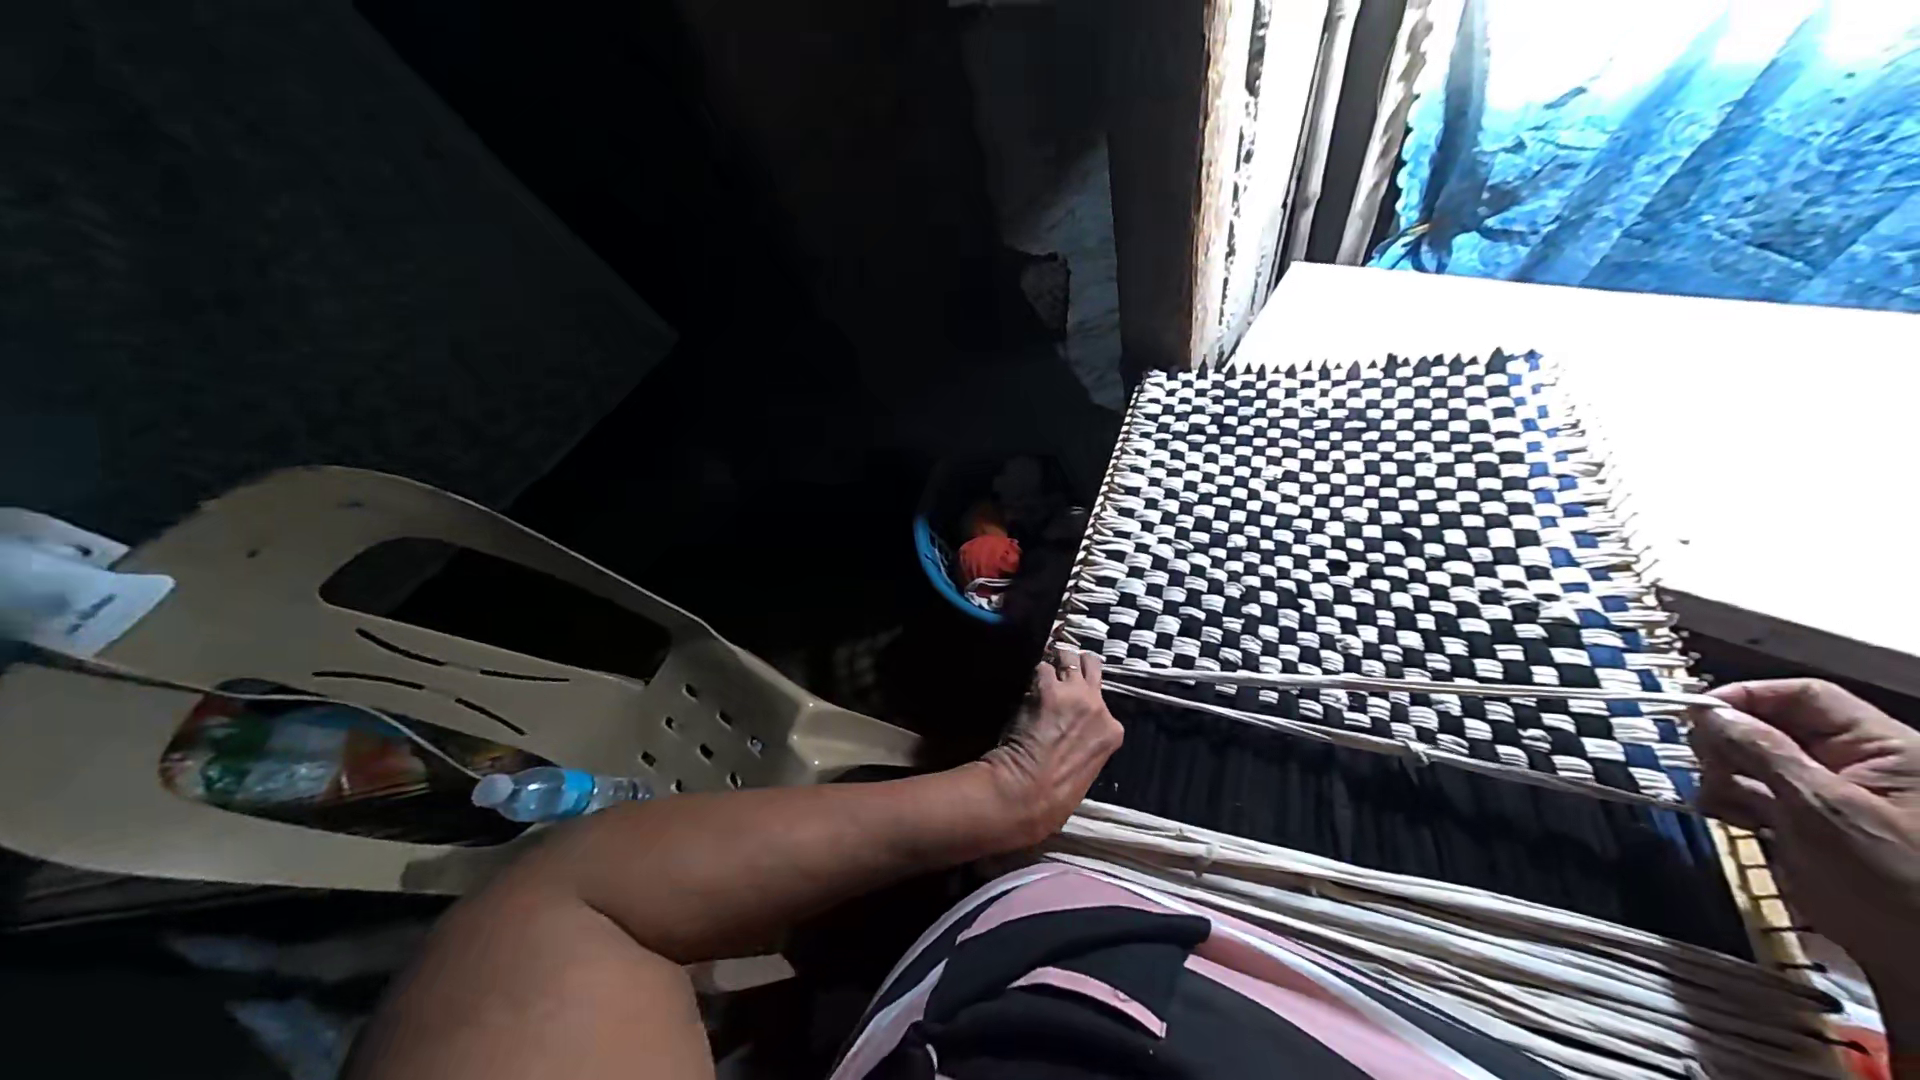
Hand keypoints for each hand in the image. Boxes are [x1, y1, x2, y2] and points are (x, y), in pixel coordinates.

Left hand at [977, 649, 1124, 846]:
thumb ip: (1086, 739)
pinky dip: (1034, 674)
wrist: (1029, 791)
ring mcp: (1074, 694)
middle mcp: (1098, 706)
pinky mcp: (1048, 689)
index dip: (1085, 694)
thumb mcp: (1088, 765)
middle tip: (1061, 661)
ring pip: (1069, 656)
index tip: (1073, 694)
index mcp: (1112, 731)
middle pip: (1092, 666)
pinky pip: (1042, 668)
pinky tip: (1026, 682)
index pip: (1102, 700)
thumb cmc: (1056, 792)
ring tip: (1043, 664)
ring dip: (1055, 659)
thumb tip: (1070, 730)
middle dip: (1076, 661)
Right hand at [1689, 680, 1919, 998]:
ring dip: (1723, 777)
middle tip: (1714, 770)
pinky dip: (1729, 802)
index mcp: (1886, 751)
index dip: (1746, 698)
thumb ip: (1762, 752)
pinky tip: (1731, 819)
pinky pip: (1751, 794)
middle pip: (1768, 726)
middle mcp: (1856, 766)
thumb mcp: (1826, 811)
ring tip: (1725, 805)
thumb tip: (1707, 712)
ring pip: (1750, 760)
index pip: (1802, 696)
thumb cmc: (1898, 882)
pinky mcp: (1805, 823)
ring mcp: (1829, 797)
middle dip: (1727, 744)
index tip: (1697, 717)